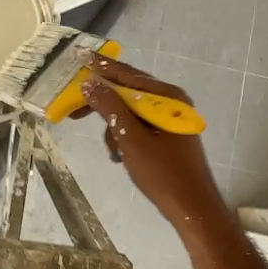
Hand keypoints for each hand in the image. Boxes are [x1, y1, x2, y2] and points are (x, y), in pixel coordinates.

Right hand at [76, 55, 224, 222]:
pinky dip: (126, 138)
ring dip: (115, 128)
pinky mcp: (167, 136)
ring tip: (112, 151)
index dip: (102, 69)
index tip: (79, 59)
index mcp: (168, 97)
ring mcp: (170, 120)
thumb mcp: (131, 139)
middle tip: (75, 111)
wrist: (192, 209)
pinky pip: (139, 127)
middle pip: (129, 92)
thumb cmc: (163, 174)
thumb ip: (110, 108)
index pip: (129, 75)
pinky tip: (121, 156)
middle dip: (103, 104)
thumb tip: (89, 84)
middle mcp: (171, 103)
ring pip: (131, 112)